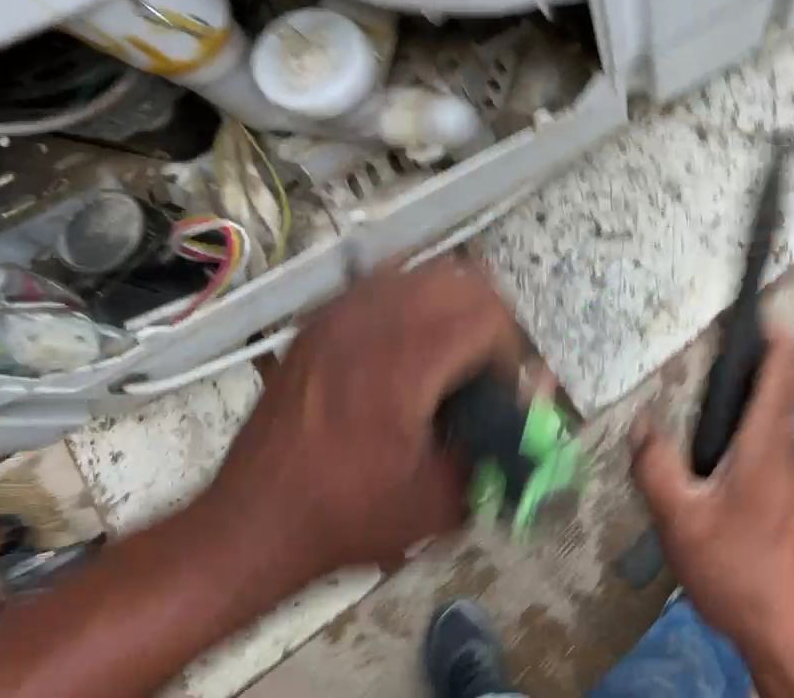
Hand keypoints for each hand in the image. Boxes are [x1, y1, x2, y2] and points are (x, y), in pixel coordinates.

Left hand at [204, 256, 522, 576]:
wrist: (252, 522)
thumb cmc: (349, 515)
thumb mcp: (440, 500)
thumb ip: (503, 440)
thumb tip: (542, 388)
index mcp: (405, 364)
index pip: (489, 315)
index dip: (509, 350)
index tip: (498, 390)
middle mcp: (374, 323)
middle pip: (465, 281)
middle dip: (491, 319)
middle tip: (485, 366)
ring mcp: (341, 314)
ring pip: (427, 271)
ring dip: (455, 304)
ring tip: (450, 351)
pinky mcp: (320, 319)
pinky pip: (384, 279)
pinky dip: (412, 297)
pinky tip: (408, 337)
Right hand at [630, 327, 793, 697]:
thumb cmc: (741, 570)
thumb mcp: (680, 520)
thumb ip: (654, 465)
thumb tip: (643, 425)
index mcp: (772, 433)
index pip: (787, 357)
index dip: (769, 326)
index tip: (739, 316)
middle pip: (775, 383)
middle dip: (736, 377)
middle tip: (691, 394)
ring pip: (773, 417)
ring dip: (740, 415)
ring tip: (697, 444)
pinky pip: (777, 443)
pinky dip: (749, 441)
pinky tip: (718, 480)